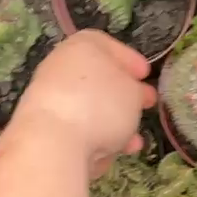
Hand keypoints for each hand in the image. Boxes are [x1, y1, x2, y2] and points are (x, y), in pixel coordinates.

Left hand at [6, 30, 156, 177]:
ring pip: (93, 107)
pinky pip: (82, 128)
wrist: (55, 140)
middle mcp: (63, 66)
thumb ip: (137, 90)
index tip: (146, 75)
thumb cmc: (101, 105)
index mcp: (83, 46)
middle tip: (143, 105)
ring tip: (134, 140)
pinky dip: (100, 137)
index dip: (130, 60)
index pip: (108, 45)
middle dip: (124, 95)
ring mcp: (53, 97)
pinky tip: (116, 151)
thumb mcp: (133, 93)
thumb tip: (134, 93)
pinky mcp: (49, 126)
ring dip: (116, 122)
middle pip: (99, 78)